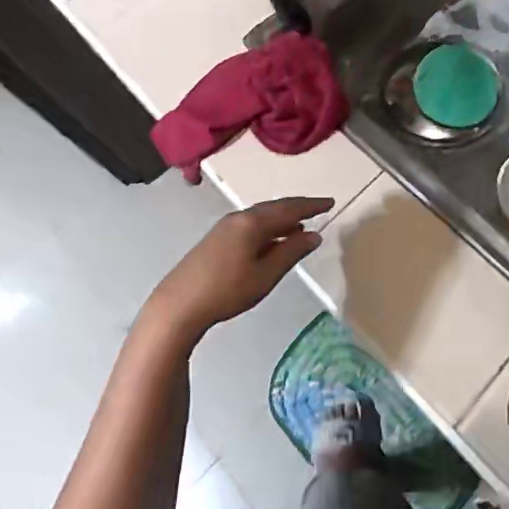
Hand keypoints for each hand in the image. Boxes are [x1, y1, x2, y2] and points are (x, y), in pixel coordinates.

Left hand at [142, 197, 331, 343]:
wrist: (178, 306)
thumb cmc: (227, 291)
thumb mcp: (266, 274)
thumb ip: (291, 252)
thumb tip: (314, 235)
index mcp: (252, 223)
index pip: (289, 209)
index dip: (311, 206)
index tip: (330, 202)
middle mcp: (238, 218)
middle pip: (273, 208)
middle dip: (297, 209)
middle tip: (318, 210)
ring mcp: (224, 228)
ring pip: (260, 217)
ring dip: (282, 220)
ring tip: (300, 228)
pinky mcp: (216, 240)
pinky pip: (250, 225)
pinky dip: (268, 229)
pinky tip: (273, 242)